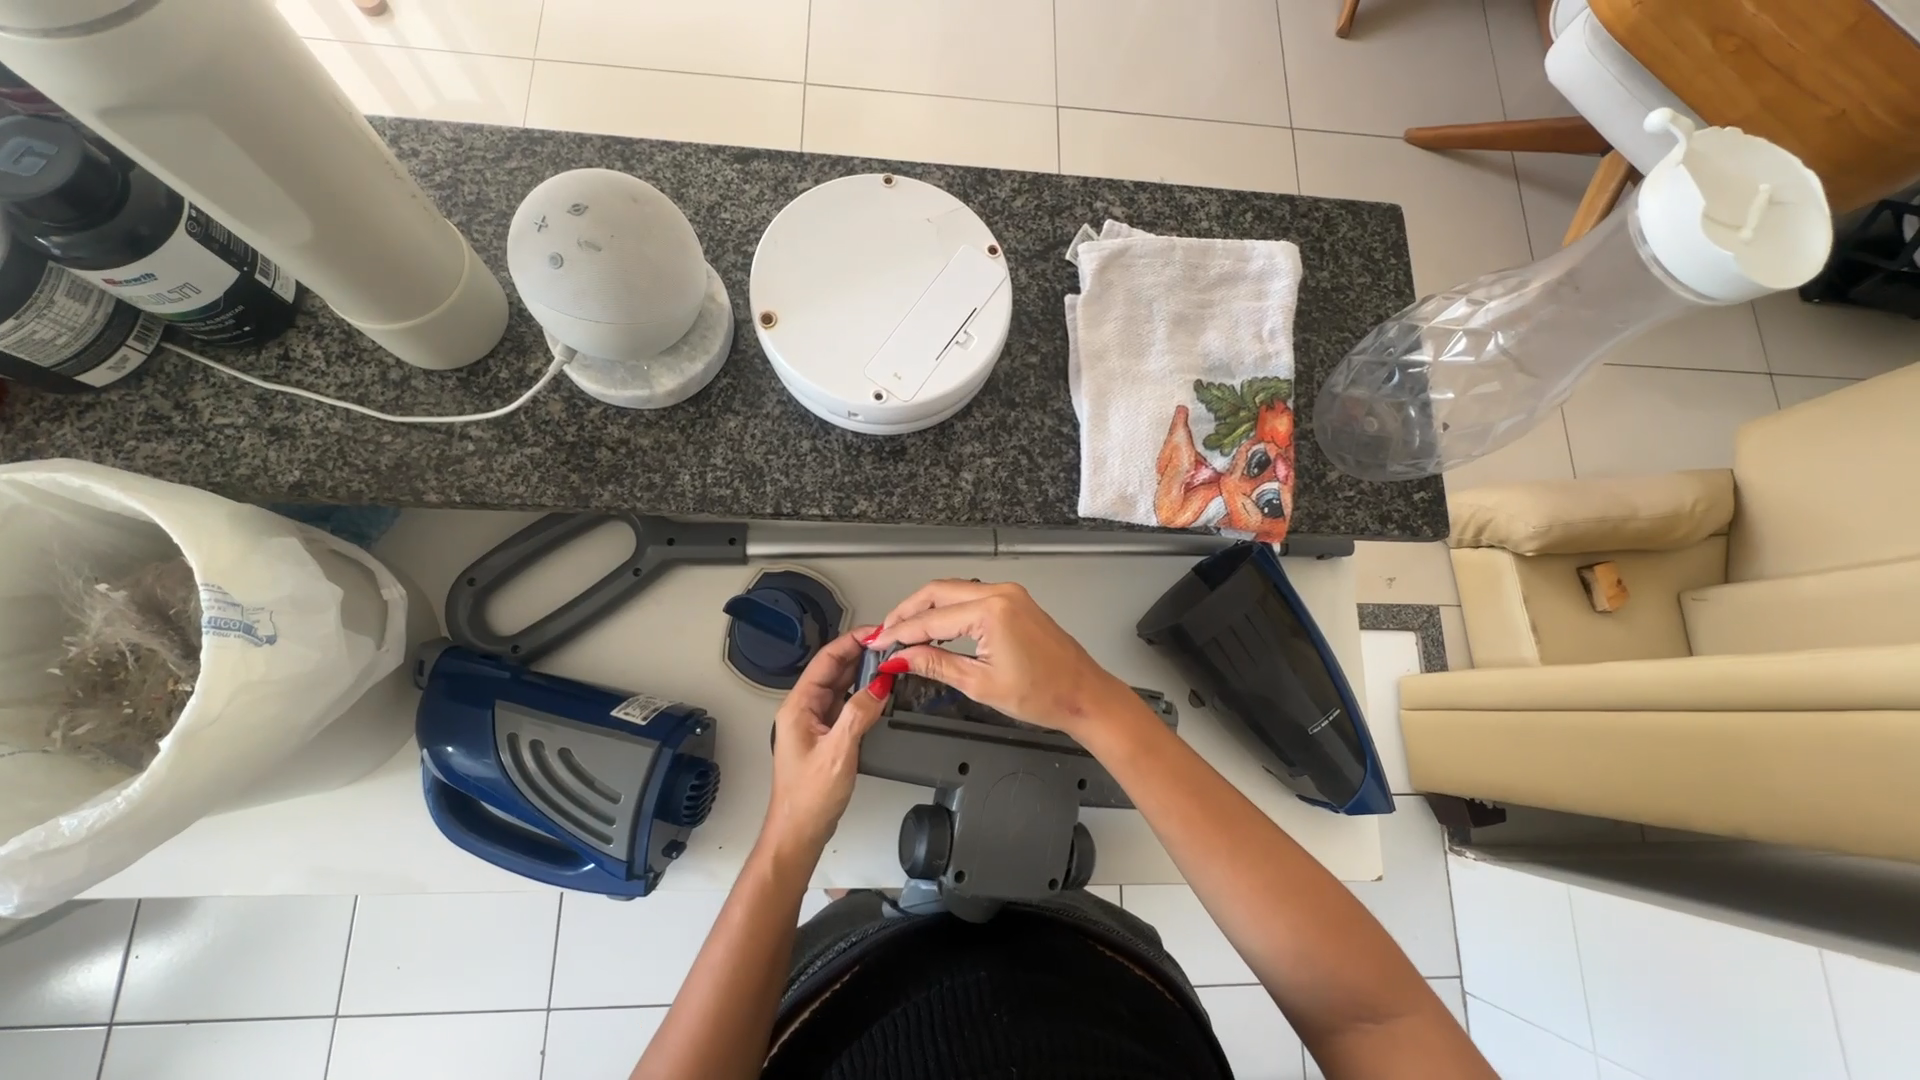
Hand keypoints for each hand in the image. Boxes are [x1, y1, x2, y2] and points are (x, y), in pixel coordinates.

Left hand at [761, 629, 889, 859]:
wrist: (799, 832)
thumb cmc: (808, 798)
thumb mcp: (838, 752)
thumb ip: (859, 714)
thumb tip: (880, 683)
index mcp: (798, 706)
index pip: (826, 660)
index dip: (851, 642)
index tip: (877, 632)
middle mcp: (803, 709)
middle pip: (833, 669)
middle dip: (861, 654)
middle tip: (890, 643)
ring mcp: (814, 722)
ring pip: (840, 685)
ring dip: (863, 673)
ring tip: (889, 661)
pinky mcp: (825, 735)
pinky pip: (845, 704)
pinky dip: (862, 693)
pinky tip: (879, 691)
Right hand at [870, 580, 1132, 735]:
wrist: (1084, 695)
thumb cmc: (1044, 694)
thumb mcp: (980, 684)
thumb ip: (936, 665)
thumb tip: (902, 658)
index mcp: (991, 612)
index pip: (931, 619)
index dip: (900, 633)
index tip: (880, 644)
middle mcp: (1000, 593)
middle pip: (938, 592)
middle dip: (907, 611)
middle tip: (886, 633)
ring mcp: (1010, 594)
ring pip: (954, 591)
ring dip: (927, 608)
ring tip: (905, 632)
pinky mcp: (1016, 601)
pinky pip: (972, 596)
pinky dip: (948, 608)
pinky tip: (936, 626)